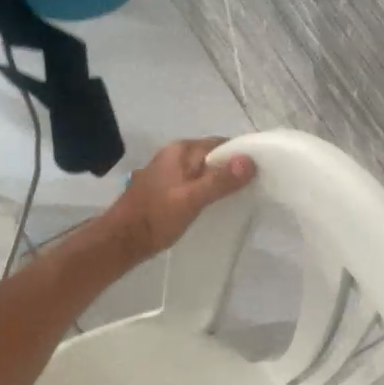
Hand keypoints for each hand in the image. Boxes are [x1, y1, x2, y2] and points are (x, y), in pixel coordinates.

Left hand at [104, 137, 255, 261]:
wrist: (122, 240)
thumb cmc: (156, 217)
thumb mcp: (192, 199)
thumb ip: (220, 180)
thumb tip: (250, 161)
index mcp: (181, 150)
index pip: (221, 143)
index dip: (242, 155)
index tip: (261, 172)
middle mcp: (174, 155)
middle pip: (213, 156)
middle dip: (233, 169)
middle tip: (254, 188)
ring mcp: (169, 171)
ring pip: (204, 170)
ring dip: (221, 181)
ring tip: (240, 198)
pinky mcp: (167, 188)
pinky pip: (195, 182)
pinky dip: (208, 190)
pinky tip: (216, 205)